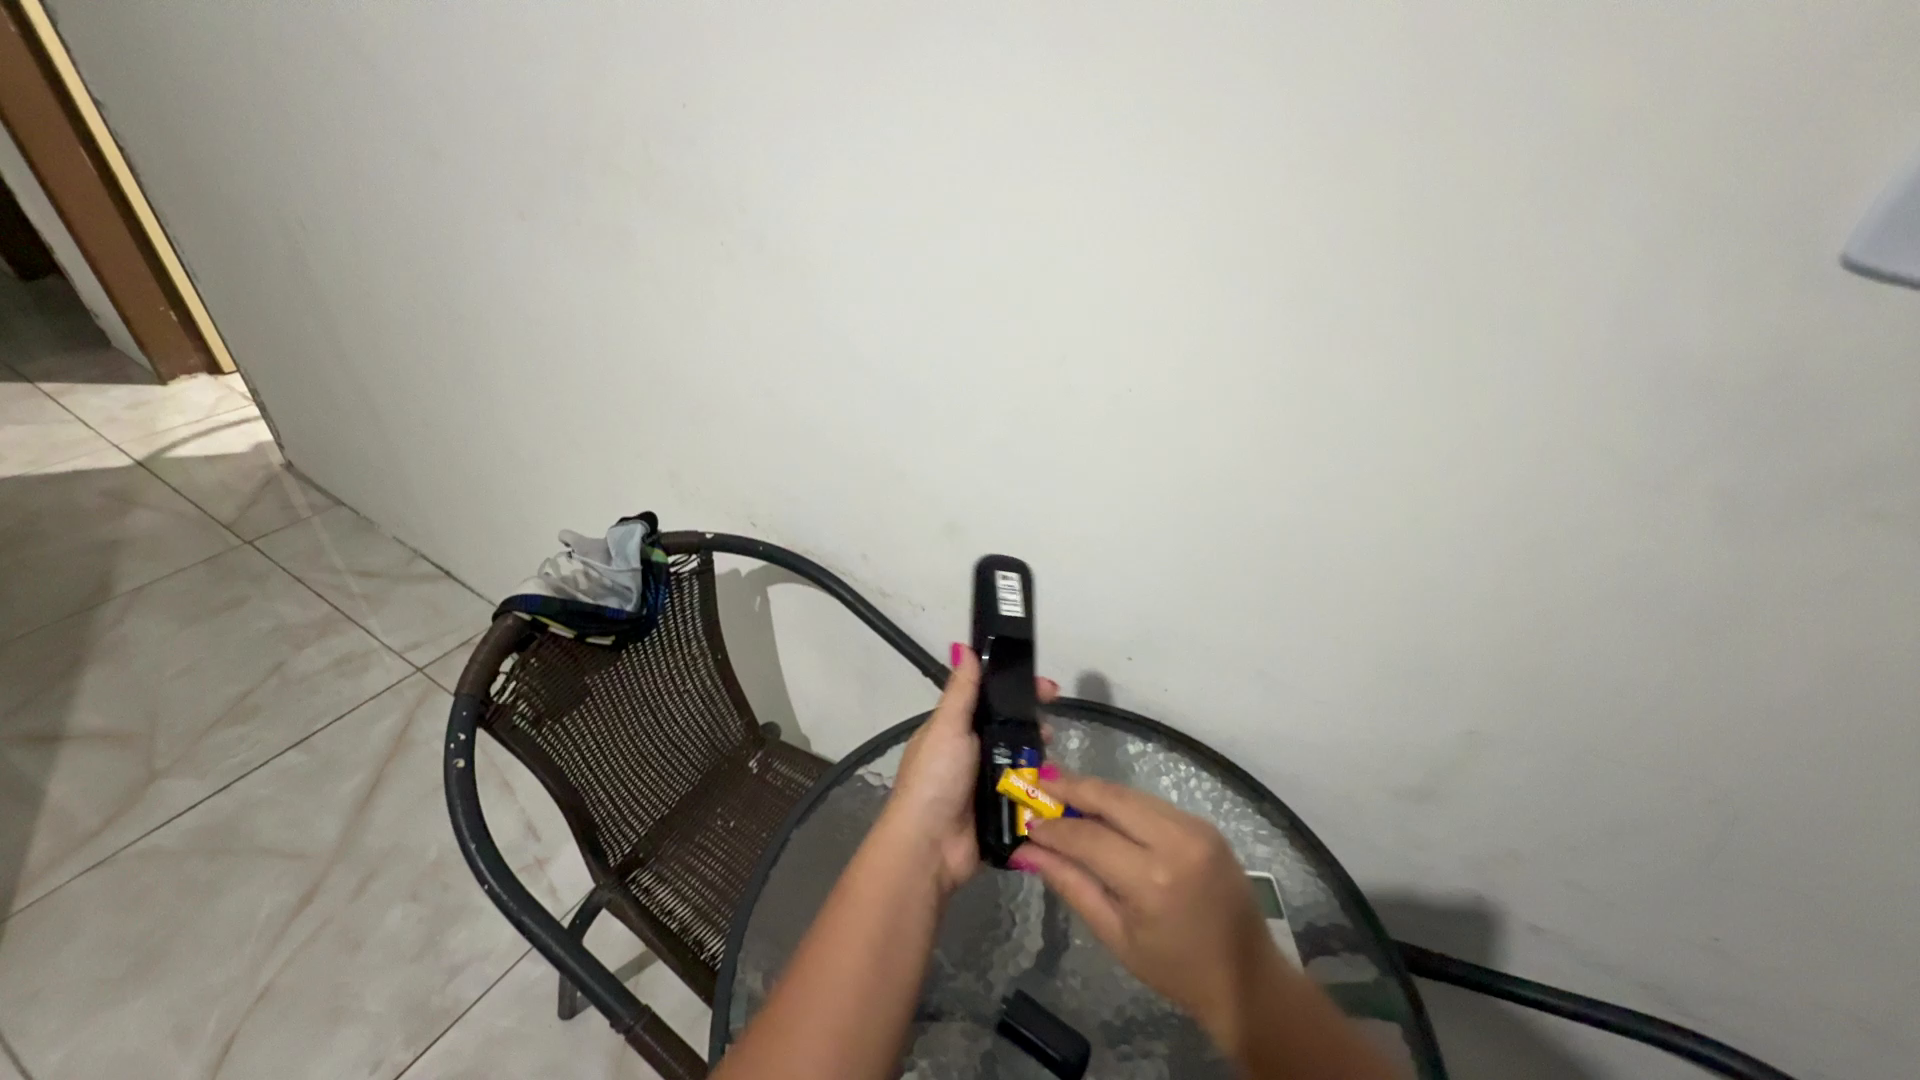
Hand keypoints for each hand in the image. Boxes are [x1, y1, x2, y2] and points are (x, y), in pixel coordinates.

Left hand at [883, 644, 1058, 894]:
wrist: (929, 846)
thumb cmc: (934, 779)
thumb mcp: (946, 727)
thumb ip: (961, 690)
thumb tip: (963, 645)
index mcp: (955, 730)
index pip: (991, 700)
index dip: (1017, 690)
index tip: (1046, 688)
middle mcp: (972, 754)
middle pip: (1012, 730)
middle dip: (1034, 723)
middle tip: (1053, 724)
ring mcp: (987, 784)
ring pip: (1023, 761)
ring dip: (1040, 756)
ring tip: (1051, 754)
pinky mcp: (1002, 812)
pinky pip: (1028, 794)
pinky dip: (1042, 787)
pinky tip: (1057, 782)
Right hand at [1016, 773, 1281, 1051]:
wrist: (1247, 976)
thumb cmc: (1175, 969)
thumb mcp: (1115, 935)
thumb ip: (1071, 885)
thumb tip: (1028, 851)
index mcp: (1152, 880)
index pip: (1087, 836)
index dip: (1053, 826)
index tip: (1026, 821)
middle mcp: (1176, 842)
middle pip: (1111, 798)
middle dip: (1071, 787)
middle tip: (1037, 782)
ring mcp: (1196, 828)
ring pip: (1132, 795)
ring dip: (1095, 791)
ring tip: (1061, 790)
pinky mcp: (1205, 825)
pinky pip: (1152, 804)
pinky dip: (1122, 802)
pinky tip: (1100, 808)